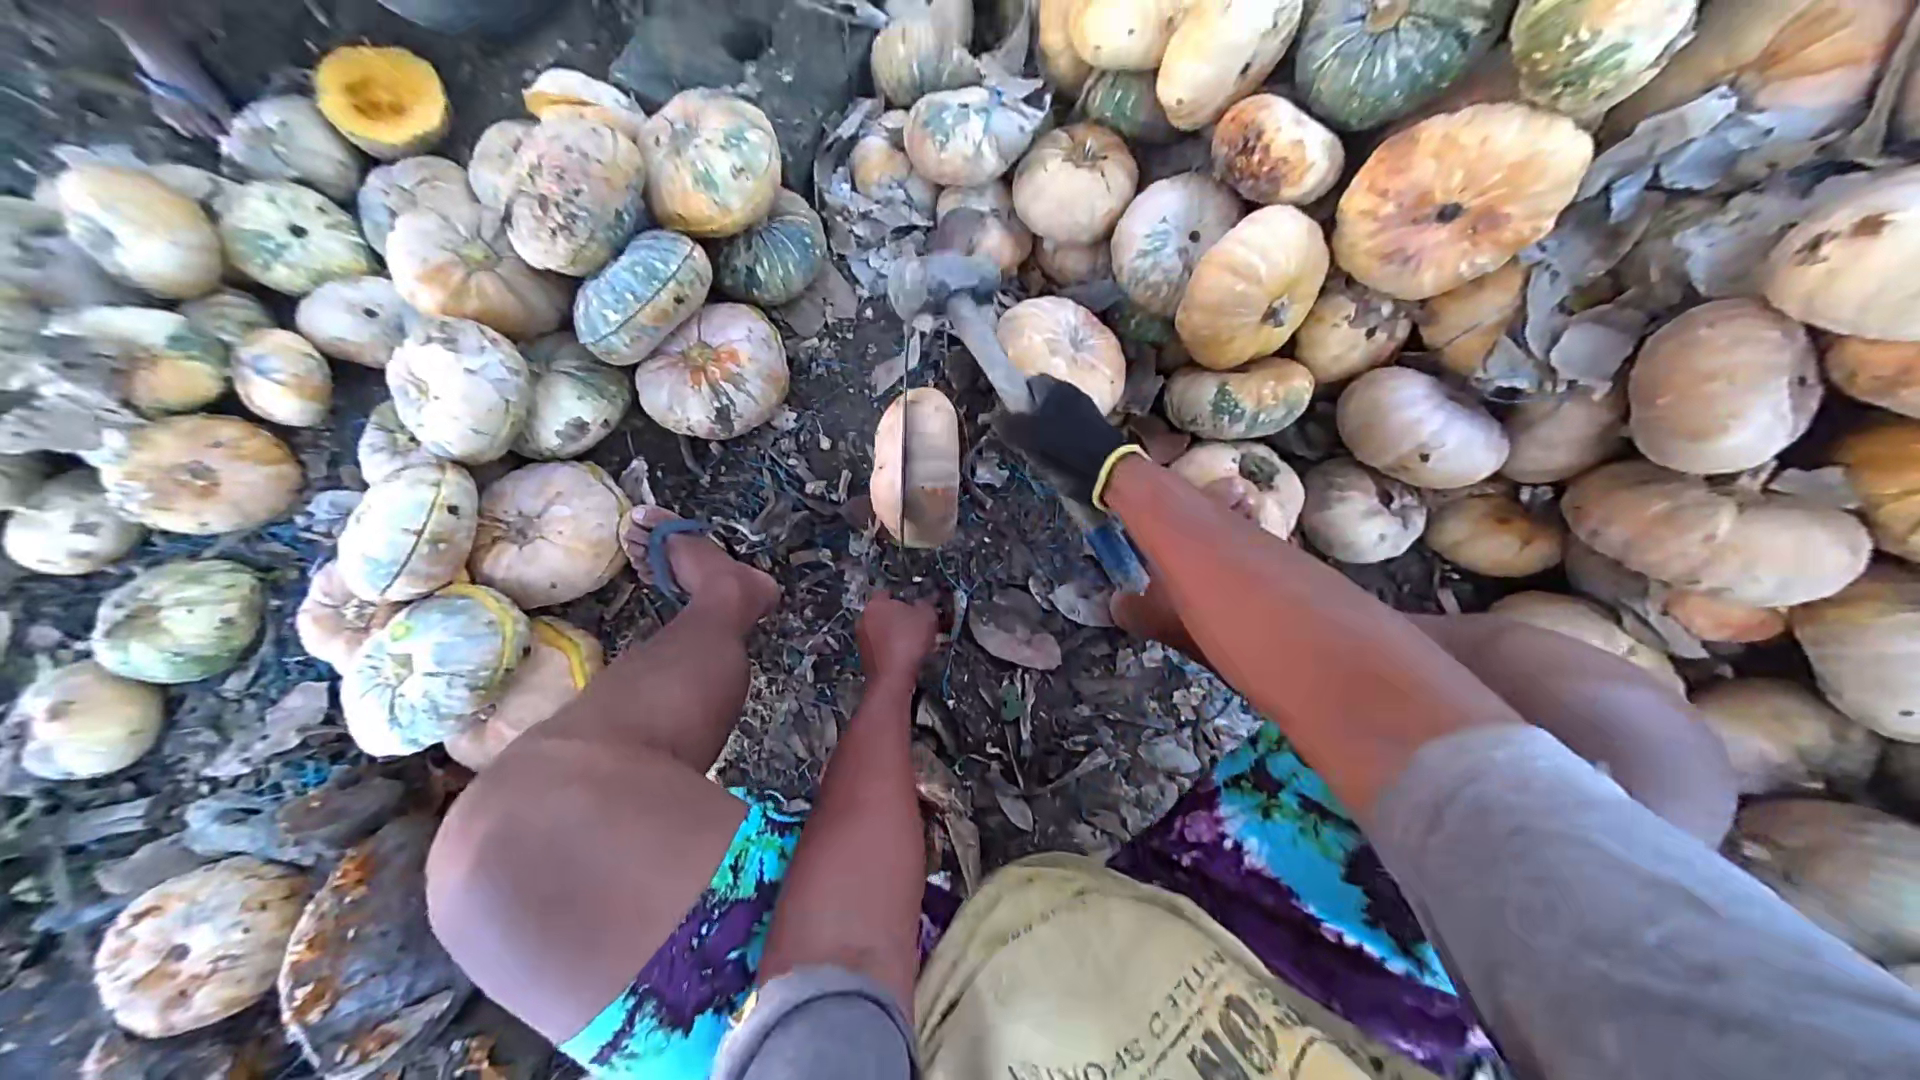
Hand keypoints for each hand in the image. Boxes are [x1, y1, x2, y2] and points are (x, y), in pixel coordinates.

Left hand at [857, 592, 939, 680]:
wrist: (893, 677)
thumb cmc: (909, 640)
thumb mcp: (927, 616)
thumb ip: (925, 604)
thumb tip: (921, 603)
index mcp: (875, 603)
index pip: (888, 593)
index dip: (903, 598)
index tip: (916, 607)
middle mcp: (863, 618)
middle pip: (884, 613)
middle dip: (899, 617)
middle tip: (917, 625)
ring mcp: (861, 639)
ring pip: (881, 631)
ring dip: (895, 635)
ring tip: (915, 644)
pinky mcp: (864, 658)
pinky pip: (880, 647)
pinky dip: (891, 649)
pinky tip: (906, 657)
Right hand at [991, 375, 1130, 504]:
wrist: (1107, 470)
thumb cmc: (1064, 448)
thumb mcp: (1028, 437)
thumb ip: (1008, 424)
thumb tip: (991, 416)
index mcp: (1056, 388)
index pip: (1029, 383)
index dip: (1016, 398)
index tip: (1008, 417)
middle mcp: (1072, 393)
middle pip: (1041, 401)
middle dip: (1029, 417)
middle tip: (1019, 438)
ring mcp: (1086, 411)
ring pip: (1053, 417)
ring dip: (1042, 431)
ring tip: (1036, 452)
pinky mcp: (1094, 430)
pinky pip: (1067, 431)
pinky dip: (1058, 442)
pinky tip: (1054, 458)